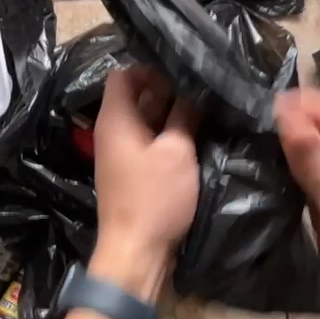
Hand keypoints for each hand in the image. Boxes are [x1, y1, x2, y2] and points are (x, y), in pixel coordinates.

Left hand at [90, 66, 198, 300]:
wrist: (136, 252)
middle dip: (168, 88)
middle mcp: (113, 130)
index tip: (184, 66)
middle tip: (204, 83)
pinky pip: (149, 141)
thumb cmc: (154, 197)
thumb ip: (185, 115)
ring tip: (207, 103)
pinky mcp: (133, 172)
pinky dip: (168, 134)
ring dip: (171, 113)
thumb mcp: (176, 151)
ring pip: (146, 119)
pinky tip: (197, 132)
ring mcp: (121, 152)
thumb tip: (194, 87)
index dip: (151, 66)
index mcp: (115, 118)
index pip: (124, 73)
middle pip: (136, 95)